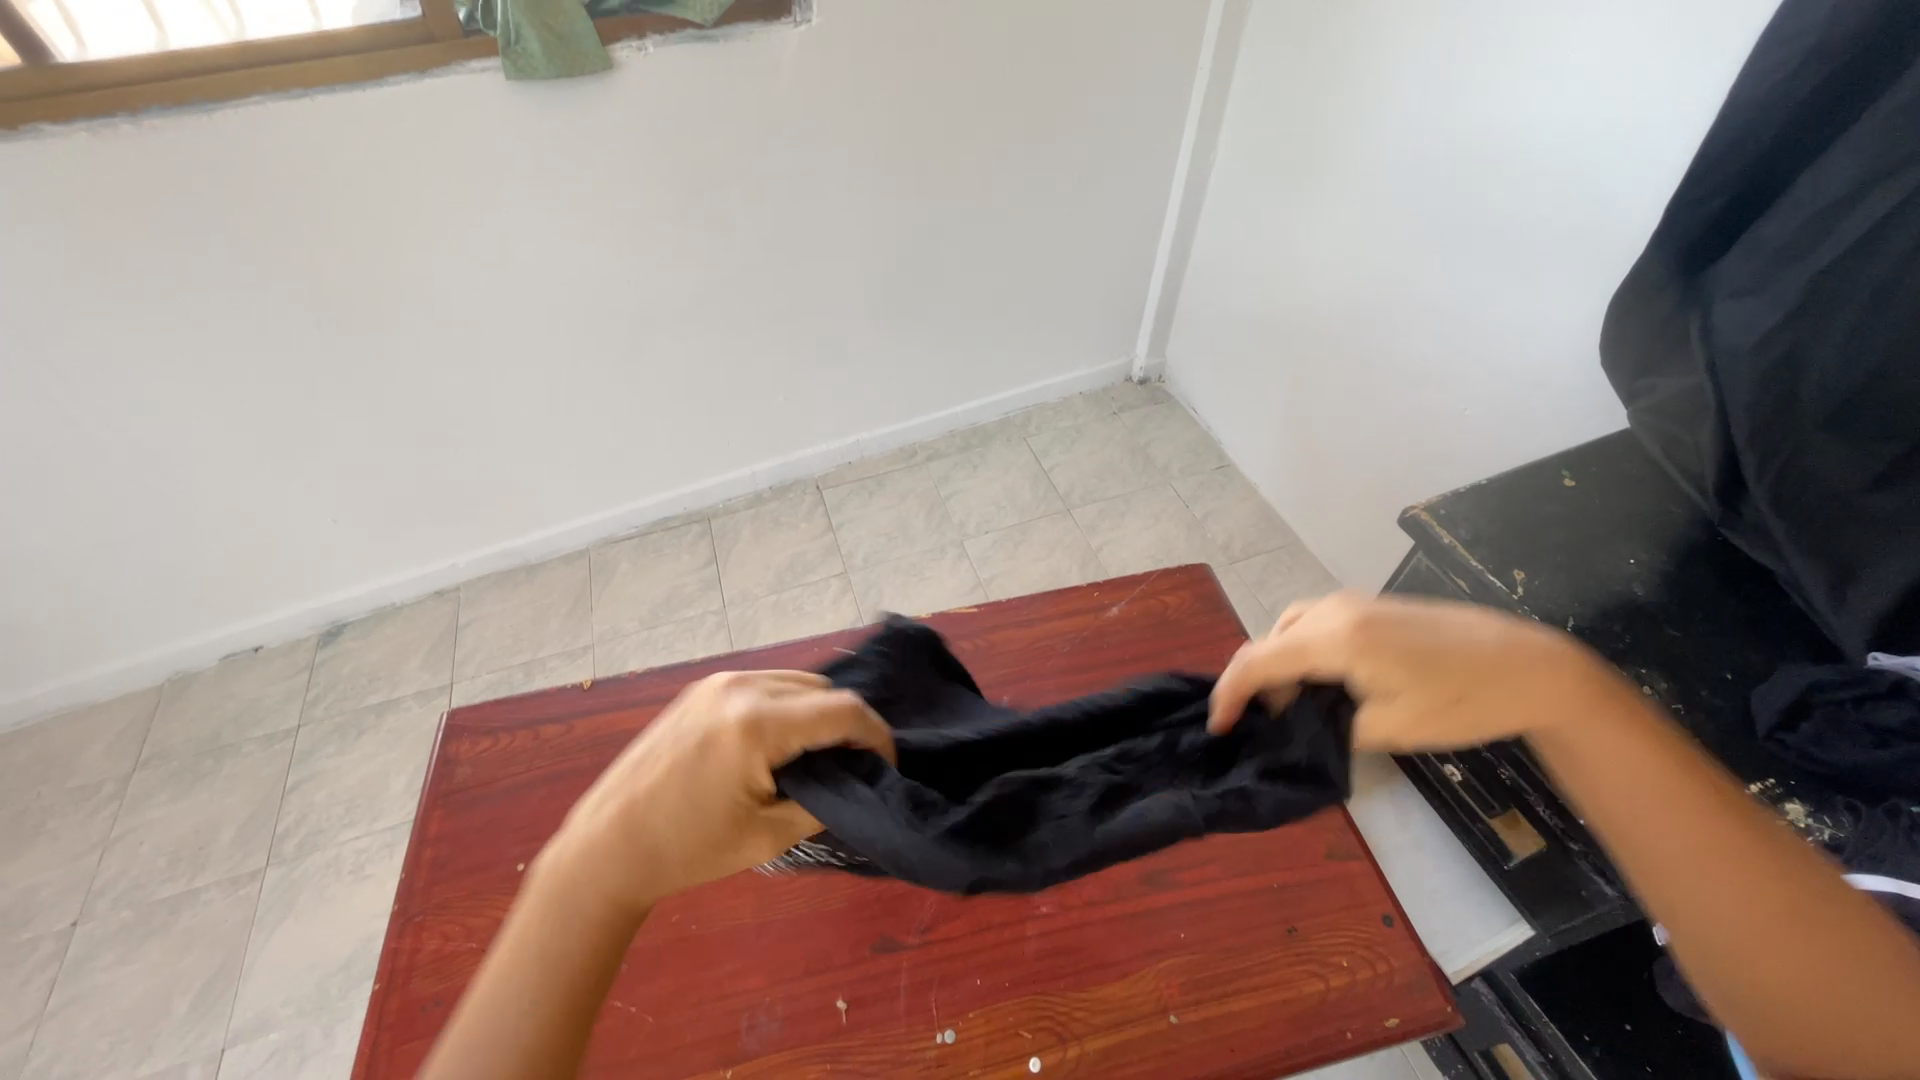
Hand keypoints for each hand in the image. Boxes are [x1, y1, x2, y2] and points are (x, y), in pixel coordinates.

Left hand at [541, 670, 893, 916]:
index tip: (886, 766)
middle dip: (848, 724)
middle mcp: (740, 687)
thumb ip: (825, 798)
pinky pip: (765, 684)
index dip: (877, 736)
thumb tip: (855, 778)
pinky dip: (787, 706)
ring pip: (796, 682)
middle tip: (852, 766)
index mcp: (758, 724)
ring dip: (818, 712)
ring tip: (818, 756)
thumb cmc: (688, 850)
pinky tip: (780, 742)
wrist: (607, 847)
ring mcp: (717, 682)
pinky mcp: (701, 689)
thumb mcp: (770, 834)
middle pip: (824, 690)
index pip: (844, 711)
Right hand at [1209, 591, 1639, 751]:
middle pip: (1269, 640)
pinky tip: (1327, 682)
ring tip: (1297, 705)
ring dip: (1281, 664)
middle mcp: (1335, 609)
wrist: (1532, 667)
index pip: (1258, 661)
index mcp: (1335, 637)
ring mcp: (1355, 602)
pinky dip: (1304, 651)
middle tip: (1265, 724)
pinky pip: (1316, 624)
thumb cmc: (1462, 701)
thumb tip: (1296, 725)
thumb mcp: (1389, 728)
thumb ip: (1329, 724)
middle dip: (1256, 681)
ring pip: (1291, 628)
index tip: (1219, 729)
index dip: (1229, 695)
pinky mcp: (1373, 606)